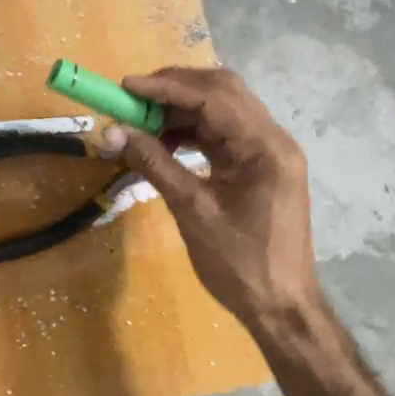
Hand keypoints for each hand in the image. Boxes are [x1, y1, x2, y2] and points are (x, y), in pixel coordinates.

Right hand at [101, 67, 319, 330]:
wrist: (281, 308)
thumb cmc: (240, 263)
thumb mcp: (192, 210)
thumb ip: (154, 163)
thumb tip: (113, 132)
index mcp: (265, 147)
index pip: (213, 97)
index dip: (166, 87)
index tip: (125, 87)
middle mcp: (272, 139)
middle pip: (221, 92)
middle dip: (173, 89)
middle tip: (132, 98)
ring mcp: (266, 152)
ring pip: (220, 109)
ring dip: (178, 110)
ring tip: (140, 122)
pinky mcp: (256, 166)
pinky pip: (220, 132)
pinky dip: (189, 130)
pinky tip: (162, 142)